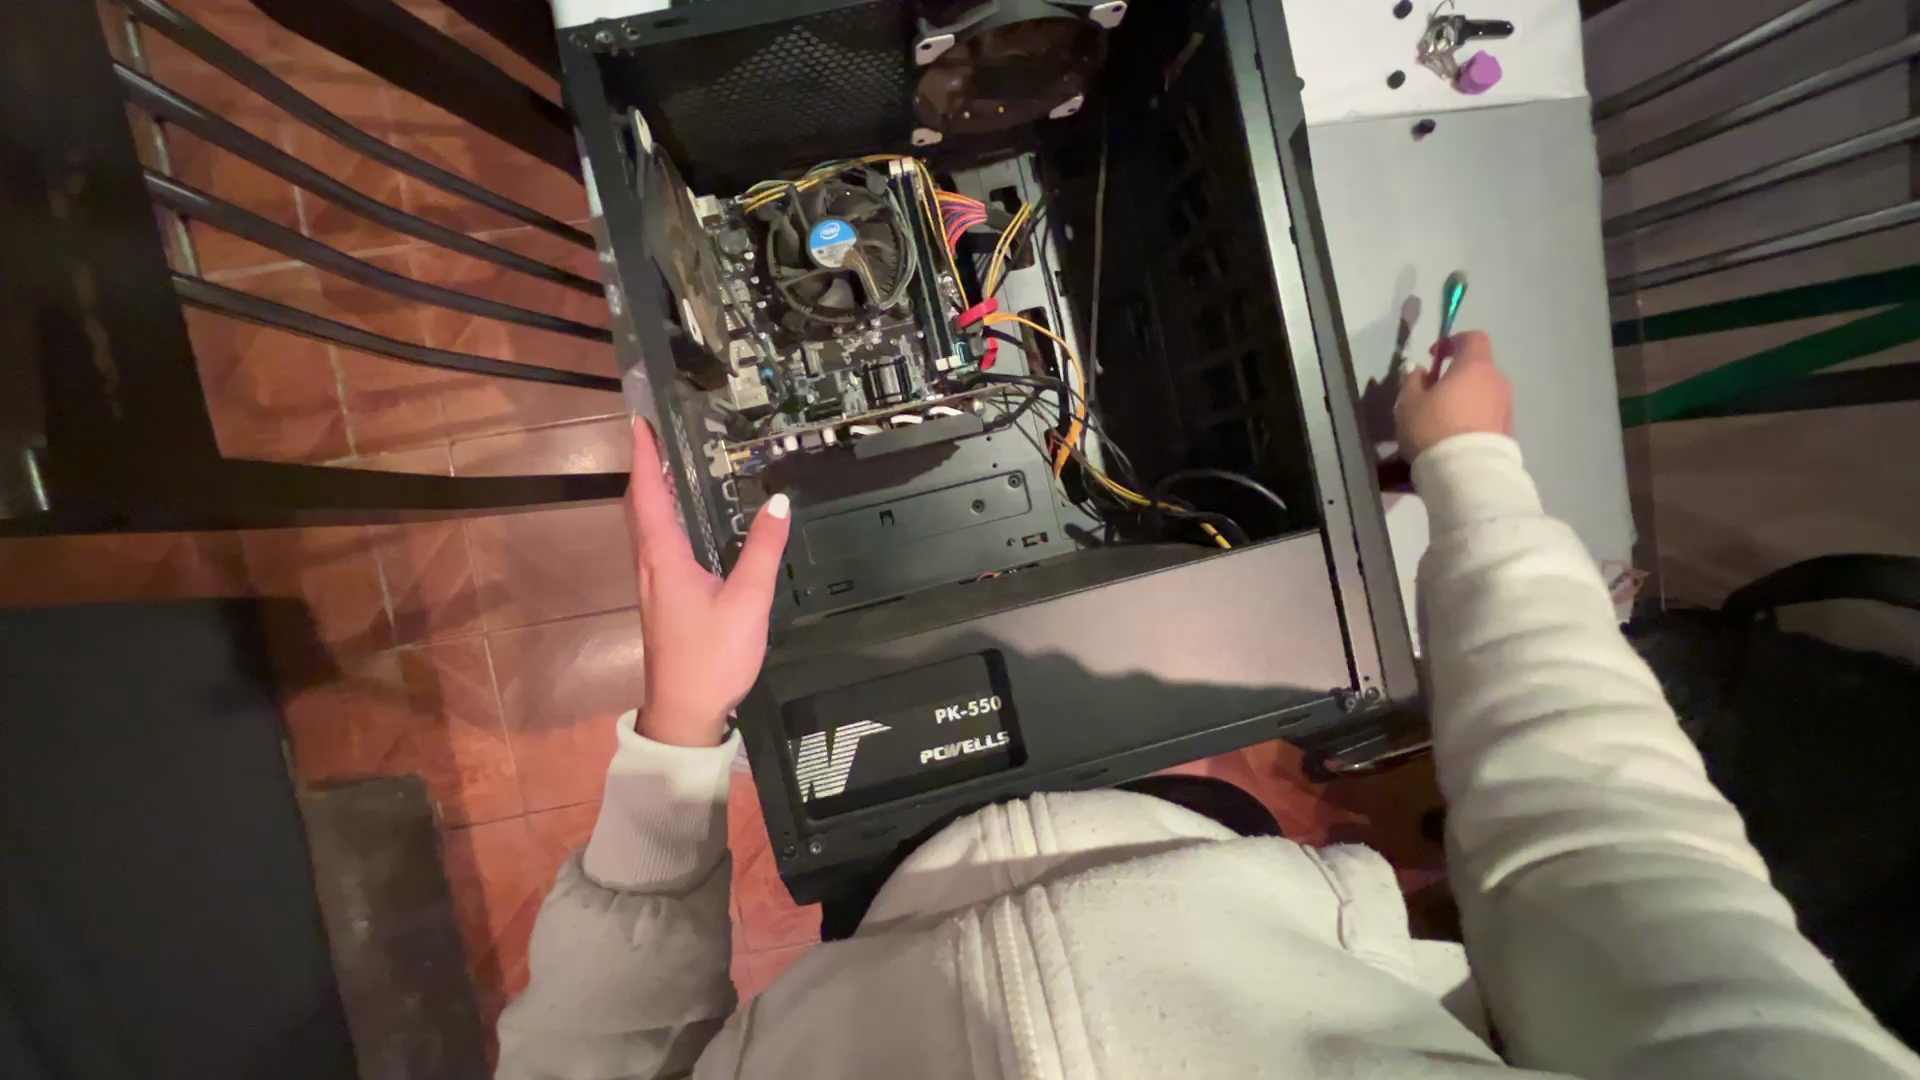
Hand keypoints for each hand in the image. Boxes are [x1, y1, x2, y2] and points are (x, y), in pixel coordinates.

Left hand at [628, 419, 791, 746]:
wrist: (686, 710)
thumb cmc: (713, 656)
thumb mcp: (747, 601)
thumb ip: (763, 550)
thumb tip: (779, 502)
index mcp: (664, 558)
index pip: (647, 494)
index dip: (644, 456)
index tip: (641, 422)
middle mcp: (650, 565)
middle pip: (639, 505)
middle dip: (646, 467)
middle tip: (659, 435)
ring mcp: (652, 583)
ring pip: (645, 525)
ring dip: (652, 492)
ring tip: (672, 466)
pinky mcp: (662, 597)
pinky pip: (657, 543)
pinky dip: (664, 518)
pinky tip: (686, 521)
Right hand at [1394, 330, 1513, 461]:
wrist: (1464, 469)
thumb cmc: (1432, 427)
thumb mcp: (1408, 402)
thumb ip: (1413, 381)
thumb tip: (1422, 371)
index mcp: (1474, 366)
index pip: (1472, 338)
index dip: (1453, 342)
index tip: (1434, 356)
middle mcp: (1497, 380)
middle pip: (1478, 368)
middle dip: (1456, 376)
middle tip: (1432, 393)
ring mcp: (1506, 405)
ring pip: (1482, 392)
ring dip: (1464, 398)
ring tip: (1441, 419)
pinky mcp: (1507, 428)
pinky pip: (1486, 413)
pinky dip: (1472, 416)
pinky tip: (1453, 434)